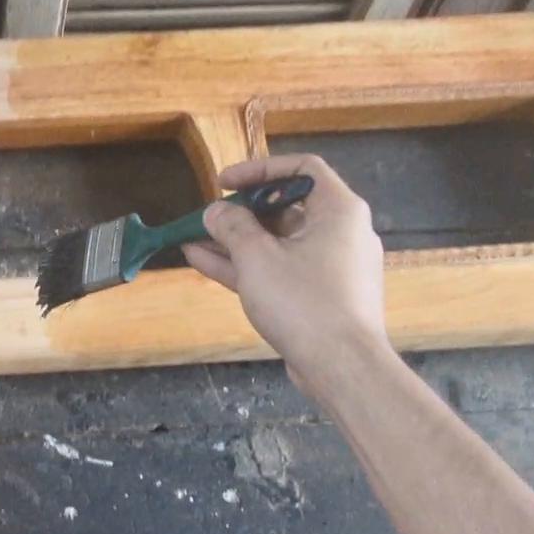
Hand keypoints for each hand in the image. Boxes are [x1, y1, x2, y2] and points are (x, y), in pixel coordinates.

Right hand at [182, 154, 388, 391]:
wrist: (340, 364)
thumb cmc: (303, 301)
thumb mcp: (258, 258)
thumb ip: (232, 228)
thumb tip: (215, 212)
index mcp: (338, 211)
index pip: (302, 169)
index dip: (259, 170)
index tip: (223, 182)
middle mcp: (340, 233)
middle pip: (285, 208)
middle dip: (240, 213)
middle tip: (207, 218)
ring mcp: (329, 267)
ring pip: (277, 243)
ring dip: (235, 241)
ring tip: (193, 240)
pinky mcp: (318, 296)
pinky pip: (279, 269)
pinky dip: (246, 265)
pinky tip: (204, 262)